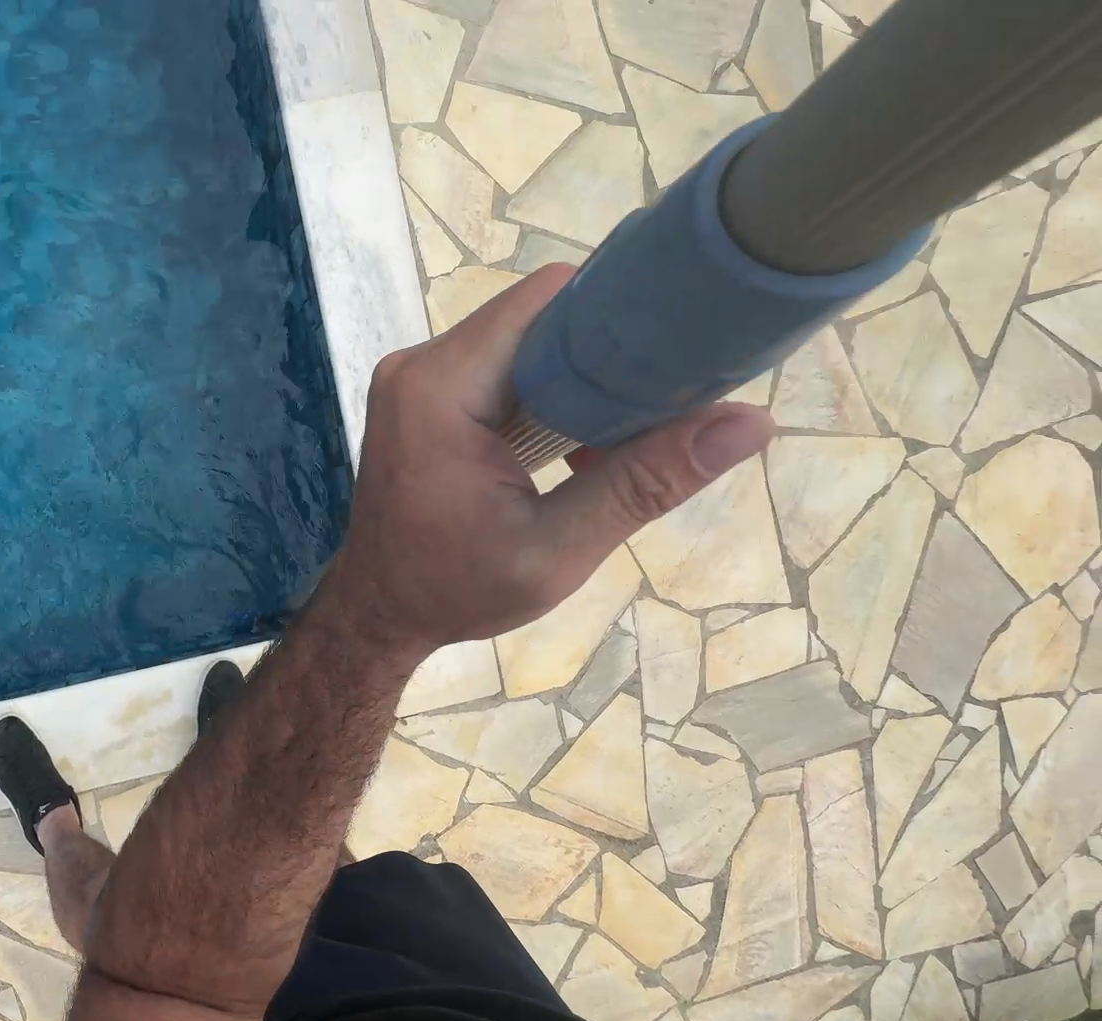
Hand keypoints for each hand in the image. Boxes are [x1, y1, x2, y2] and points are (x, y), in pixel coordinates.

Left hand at [321, 264, 774, 655]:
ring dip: (579, 378)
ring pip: (521, 343)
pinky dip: (544, 394)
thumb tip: (751, 422)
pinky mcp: (420, 400)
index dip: (621, 308)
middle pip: (536, 317)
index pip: (545, 301)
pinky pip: (498, 370)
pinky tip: (580, 444)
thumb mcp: (553, 549)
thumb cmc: (451, 589)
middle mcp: (417, 368)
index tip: (685, 341)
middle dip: (606, 350)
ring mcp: (414, 381)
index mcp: (437, 388)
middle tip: (670, 397)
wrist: (377, 610)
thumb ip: (643, 482)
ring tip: (629, 430)